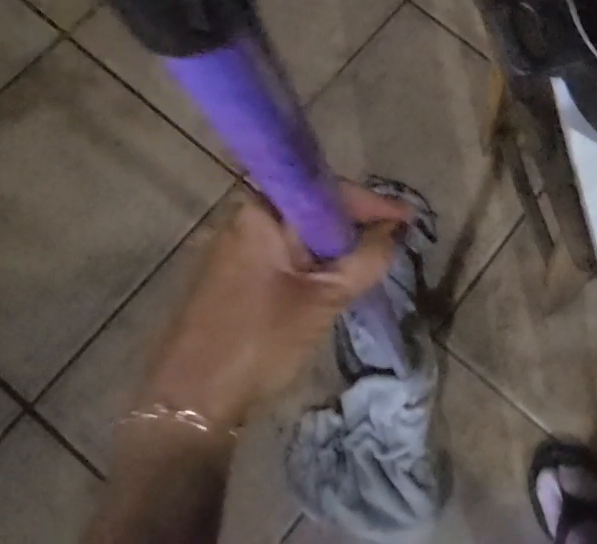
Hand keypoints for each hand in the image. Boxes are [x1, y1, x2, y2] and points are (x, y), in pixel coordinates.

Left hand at [133, 181, 412, 430]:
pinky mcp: (227, 276)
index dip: (373, 205)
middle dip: (353, 225)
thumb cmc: (258, 342)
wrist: (187, 405)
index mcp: (262, 212)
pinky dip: (310, 262)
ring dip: (332, 246)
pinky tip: (330, 282)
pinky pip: (280, 254)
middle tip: (390, 241)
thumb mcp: (324, 299)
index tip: (409, 220)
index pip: (329, 191)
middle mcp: (242, 218)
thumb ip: (366, 259)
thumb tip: (395, 231)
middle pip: (312, 209)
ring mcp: (231, 247)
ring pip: (297, 235)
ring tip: (368, 262)